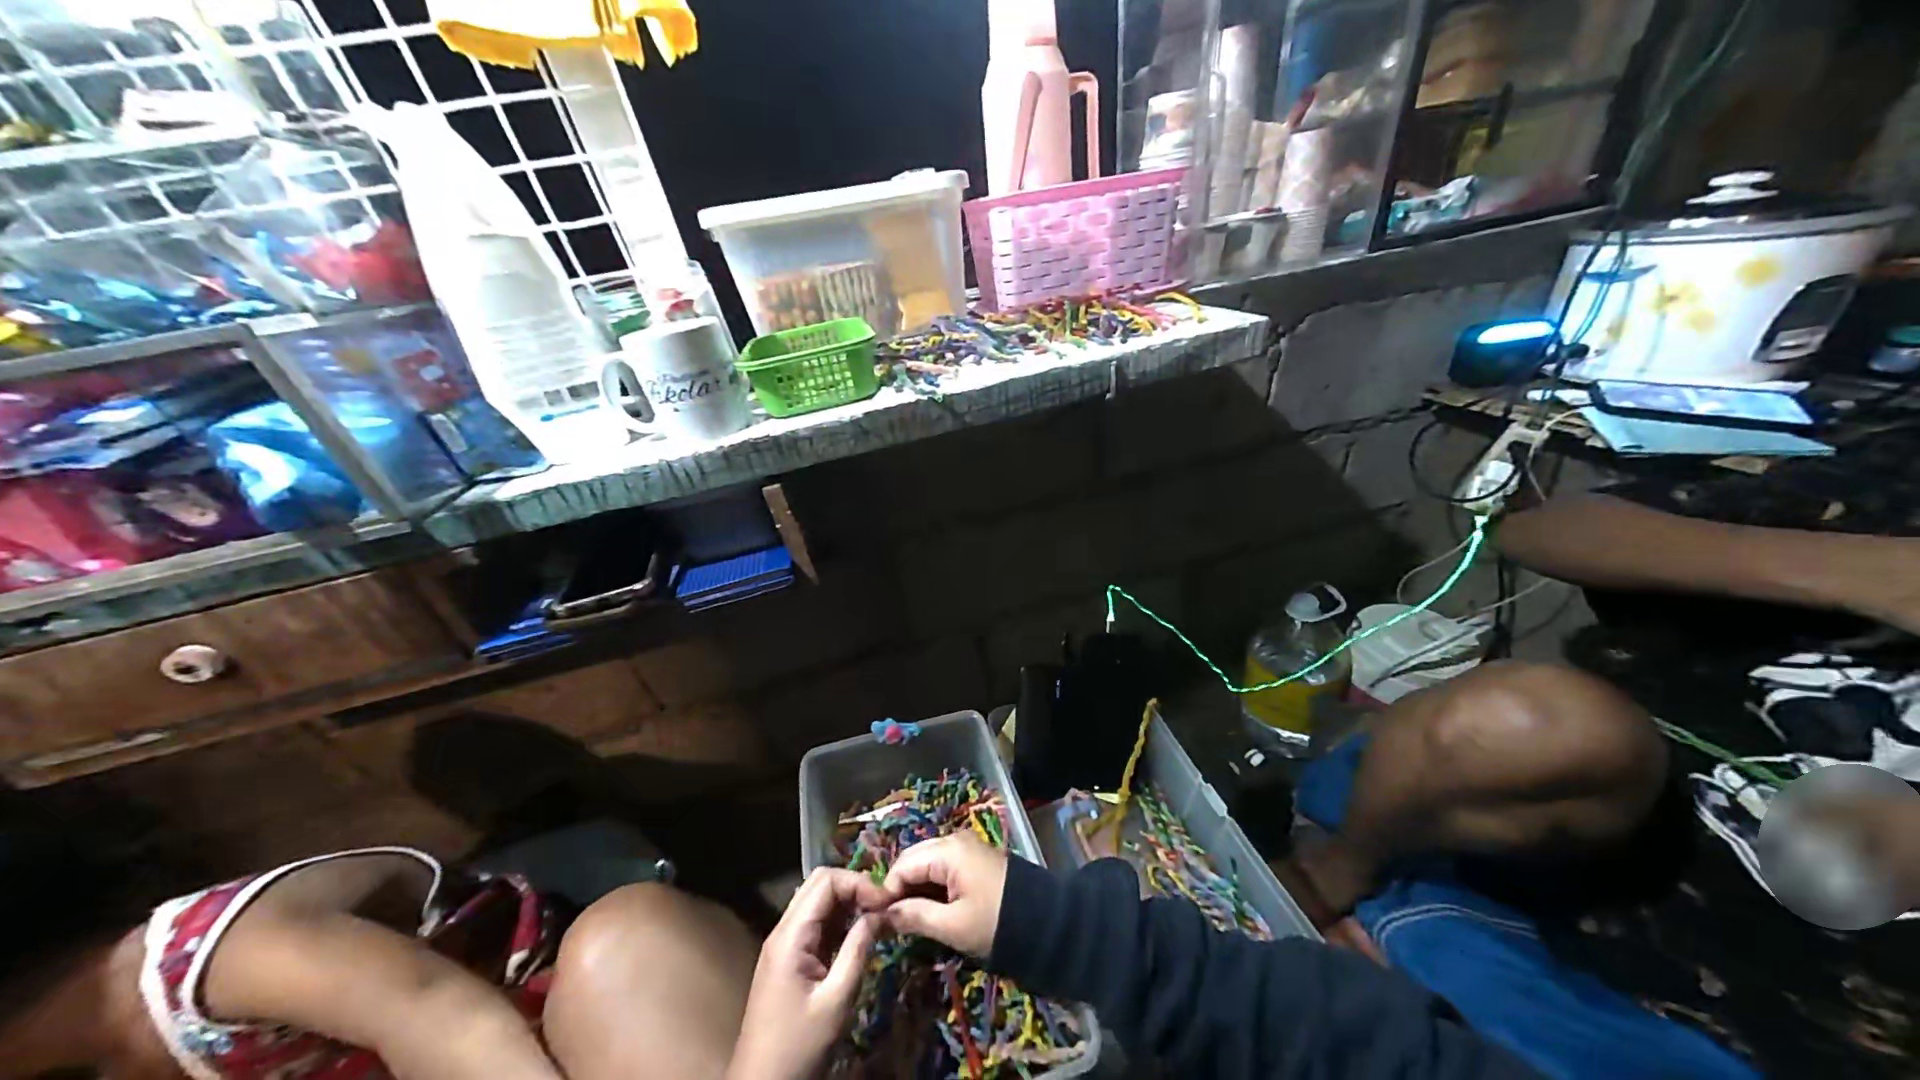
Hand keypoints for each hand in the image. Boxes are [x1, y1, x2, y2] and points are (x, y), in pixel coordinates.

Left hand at [728, 868, 887, 1079]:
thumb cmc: (798, 1047)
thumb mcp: (837, 1000)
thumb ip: (858, 950)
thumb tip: (880, 913)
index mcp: (790, 936)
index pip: (826, 881)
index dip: (859, 883)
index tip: (886, 903)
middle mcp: (784, 930)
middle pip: (820, 884)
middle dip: (854, 887)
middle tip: (883, 907)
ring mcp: (785, 944)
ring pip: (818, 901)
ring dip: (849, 902)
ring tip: (878, 918)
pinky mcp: (790, 958)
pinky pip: (817, 924)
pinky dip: (840, 920)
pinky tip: (861, 934)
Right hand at [881, 833, 1008, 957]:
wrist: (1046, 921)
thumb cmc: (995, 922)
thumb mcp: (952, 926)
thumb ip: (914, 916)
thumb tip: (882, 915)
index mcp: (947, 850)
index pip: (902, 866)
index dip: (886, 892)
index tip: (876, 920)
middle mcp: (953, 840)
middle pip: (913, 860)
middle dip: (899, 888)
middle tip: (890, 921)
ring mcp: (966, 848)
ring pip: (927, 863)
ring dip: (915, 888)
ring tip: (908, 918)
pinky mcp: (975, 859)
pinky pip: (943, 867)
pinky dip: (932, 885)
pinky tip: (929, 908)